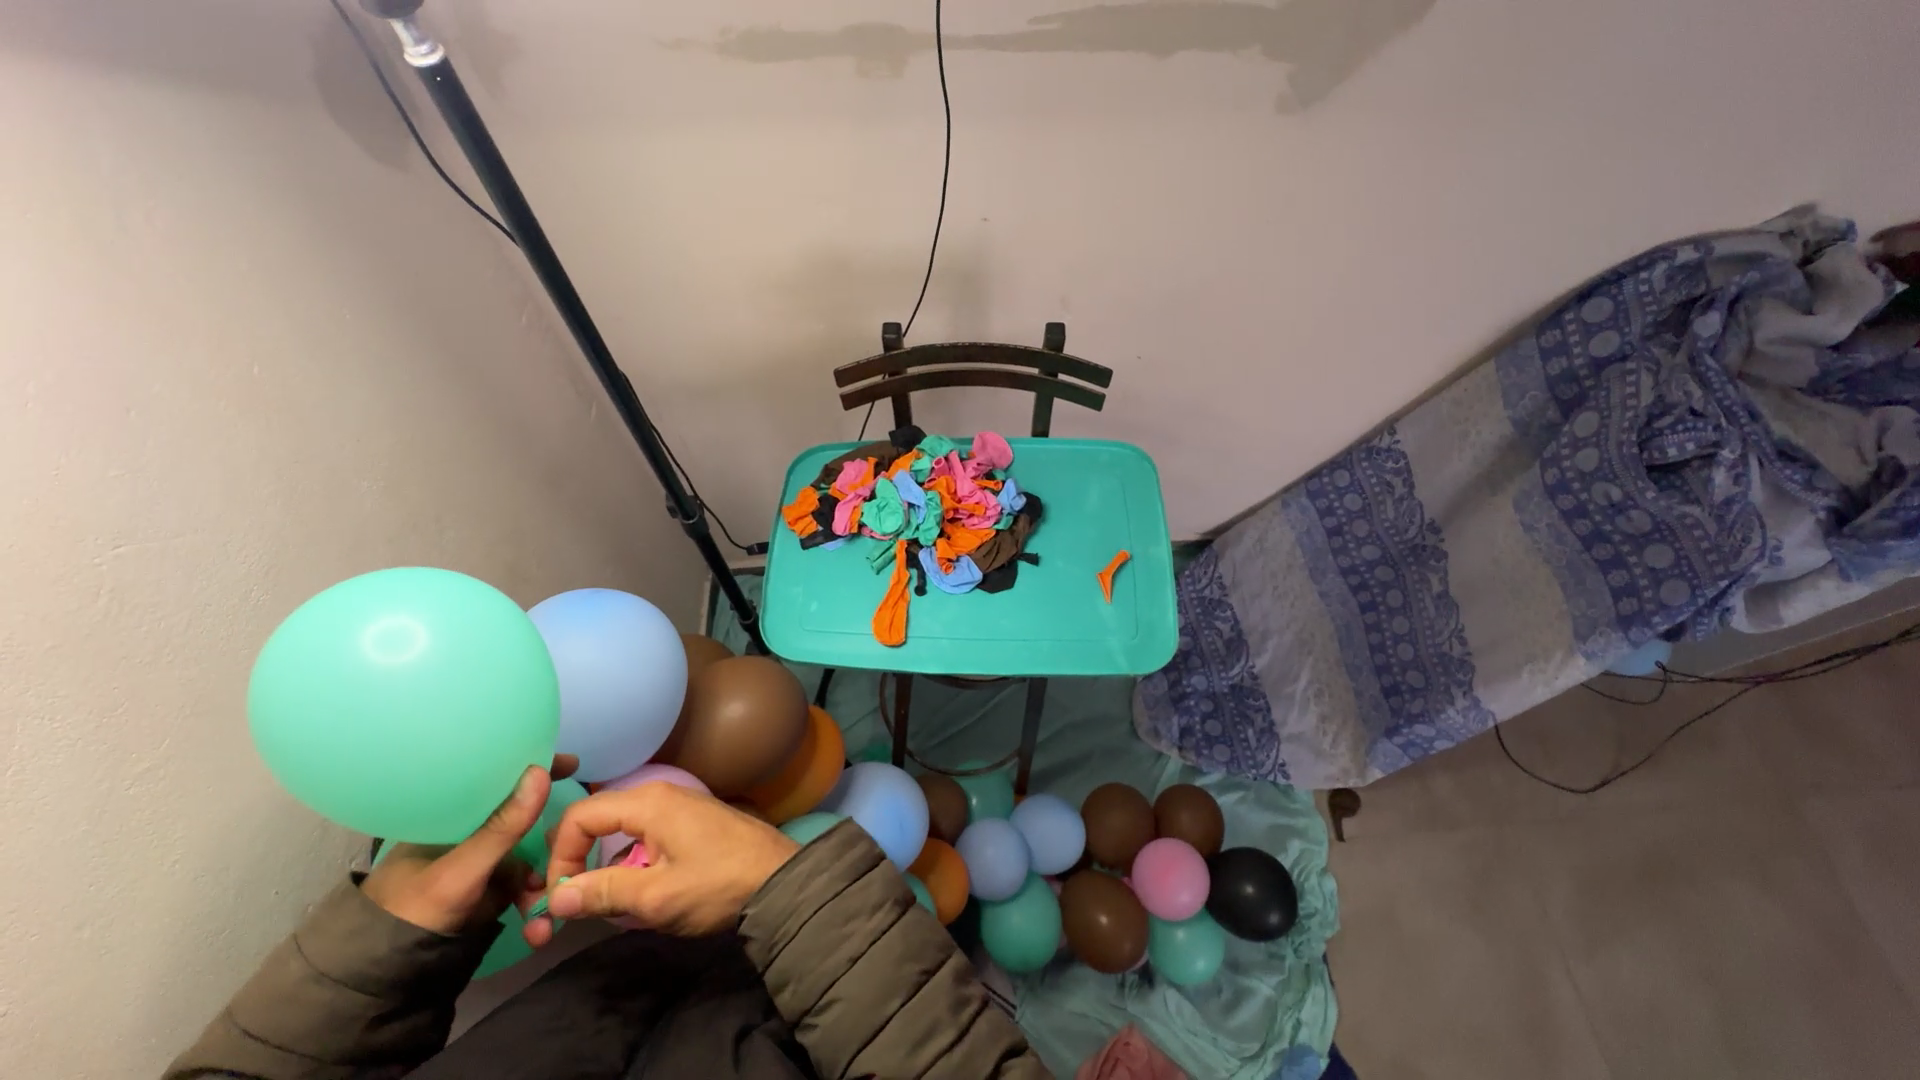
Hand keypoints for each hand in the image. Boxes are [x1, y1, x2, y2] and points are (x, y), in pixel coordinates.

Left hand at [360, 755, 576, 934]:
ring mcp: (481, 866)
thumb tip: (540, 772)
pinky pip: (523, 885)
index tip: (570, 765)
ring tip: (552, 905)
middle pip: (521, 820)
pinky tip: (541, 922)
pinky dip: (535, 899)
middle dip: (553, 836)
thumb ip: (502, 826)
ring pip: (528, 856)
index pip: (496, 782)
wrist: (385, 978)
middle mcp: (468, 836)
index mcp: (450, 819)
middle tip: (579, 841)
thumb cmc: (413, 911)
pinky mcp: (489, 893)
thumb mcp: (461, 869)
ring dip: (546, 878)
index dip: (532, 770)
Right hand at [530, 782, 799, 942]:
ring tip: (602, 903)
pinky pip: (646, 835)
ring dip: (605, 864)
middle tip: (571, 901)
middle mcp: (661, 795)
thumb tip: (554, 899)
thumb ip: (602, 893)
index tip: (560, 897)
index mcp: (647, 803)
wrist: (783, 881)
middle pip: (599, 819)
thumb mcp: (655, 897)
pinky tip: (637, 891)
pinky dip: (631, 860)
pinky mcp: (694, 822)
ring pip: (623, 829)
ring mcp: (681, 806)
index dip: (560, 857)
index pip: (579, 817)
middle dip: (578, 859)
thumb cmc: (718, 885)